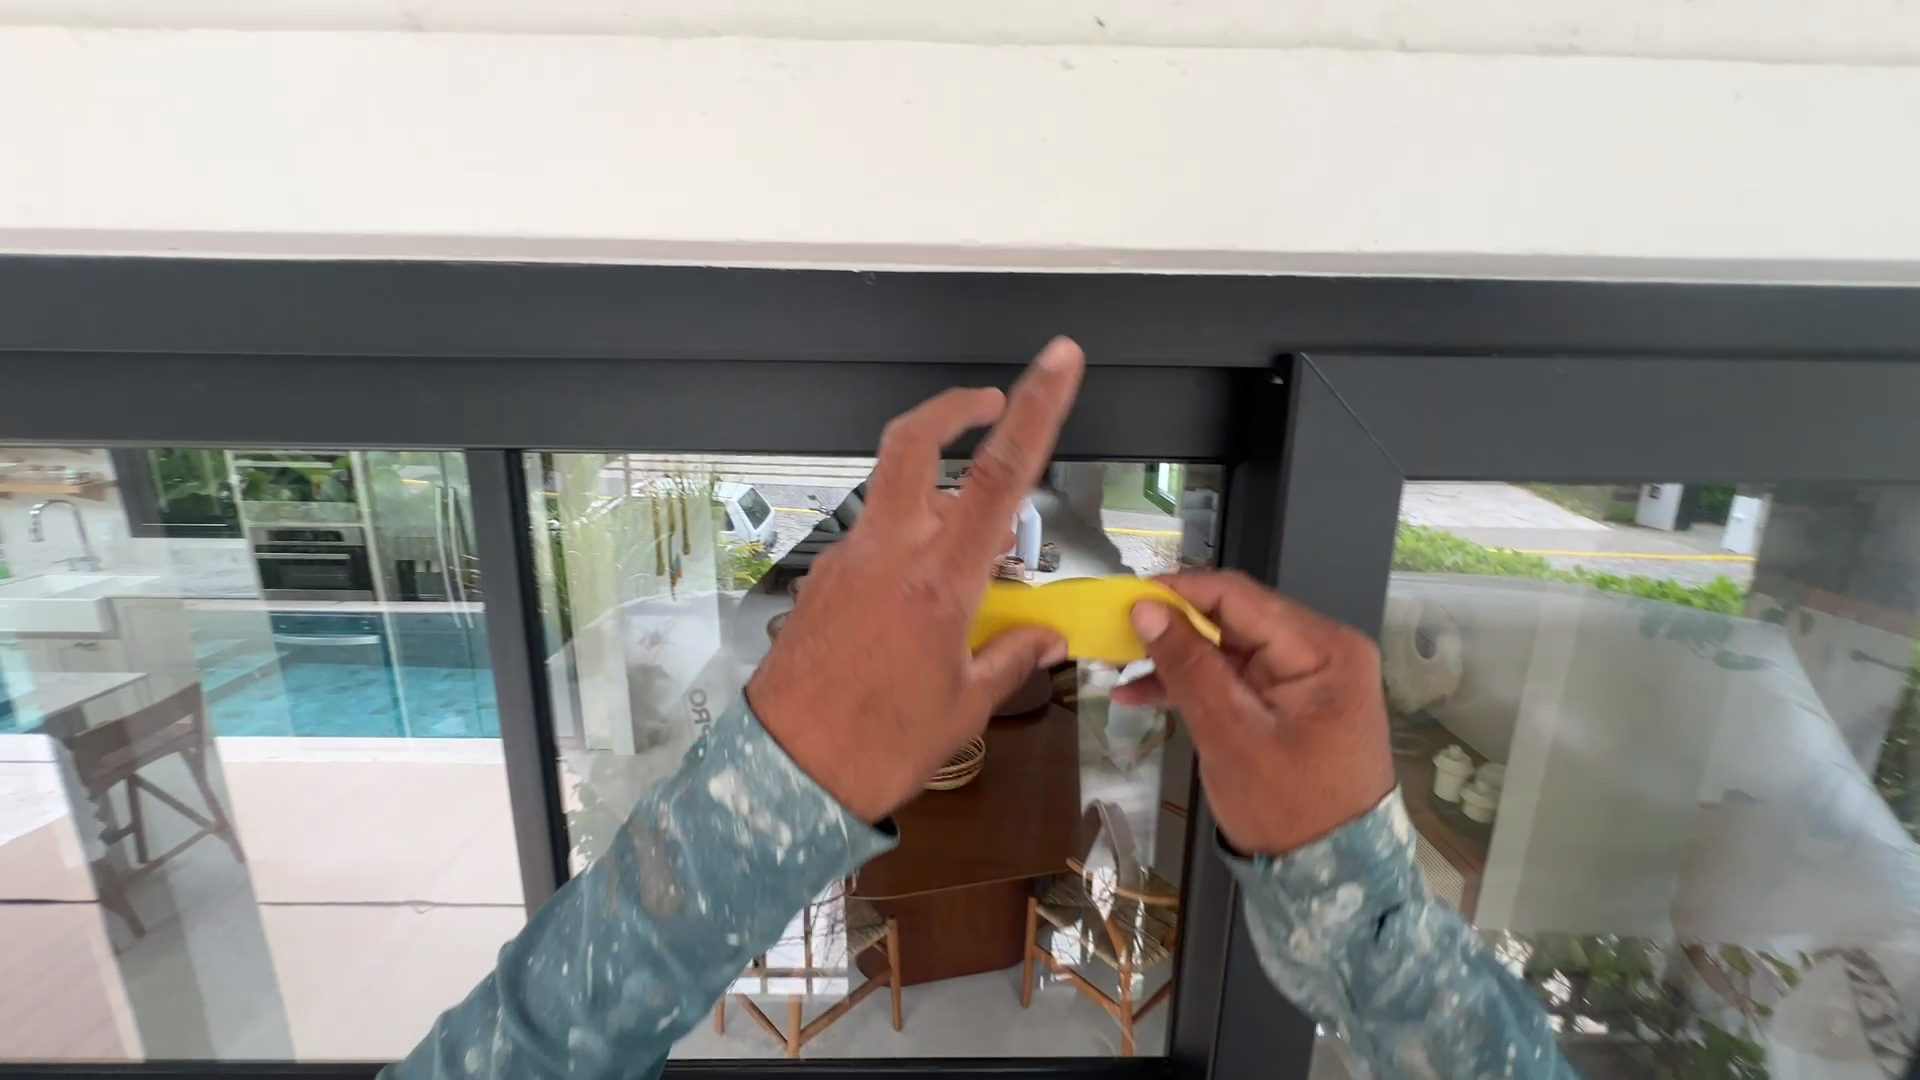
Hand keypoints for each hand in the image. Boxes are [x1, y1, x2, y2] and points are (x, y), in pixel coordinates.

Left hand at [745, 338, 1083, 822]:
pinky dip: (908, 540)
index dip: (1035, 410)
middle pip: (913, 443)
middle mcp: (889, 554)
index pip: (998, 477)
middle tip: (991, 402)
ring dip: (936, 490)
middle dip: (954, 406)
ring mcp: (849, 559)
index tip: (1057, 363)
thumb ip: (1011, 657)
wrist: (785, 774)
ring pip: (895, 490)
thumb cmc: (879, 745)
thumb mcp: (964, 705)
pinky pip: (876, 536)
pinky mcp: (825, 576)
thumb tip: (1045, 638)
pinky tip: (923, 589)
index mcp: (939, 583)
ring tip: (970, 546)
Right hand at [1112, 571, 1394, 855]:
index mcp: (1322, 649)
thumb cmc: (1288, 808)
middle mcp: (1319, 649)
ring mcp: (1302, 674)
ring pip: (1223, 646)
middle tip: (1114, 631)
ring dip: (1172, 656)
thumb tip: (1144, 608)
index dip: (1178, 591)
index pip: (1238, 596)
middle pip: (1230, 618)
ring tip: (1116, 665)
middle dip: (1170, 625)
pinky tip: (1139, 693)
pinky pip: (1230, 675)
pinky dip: (1189, 682)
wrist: (1329, 879)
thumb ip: (1187, 665)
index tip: (1125, 598)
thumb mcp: (1230, 735)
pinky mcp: (1284, 697)